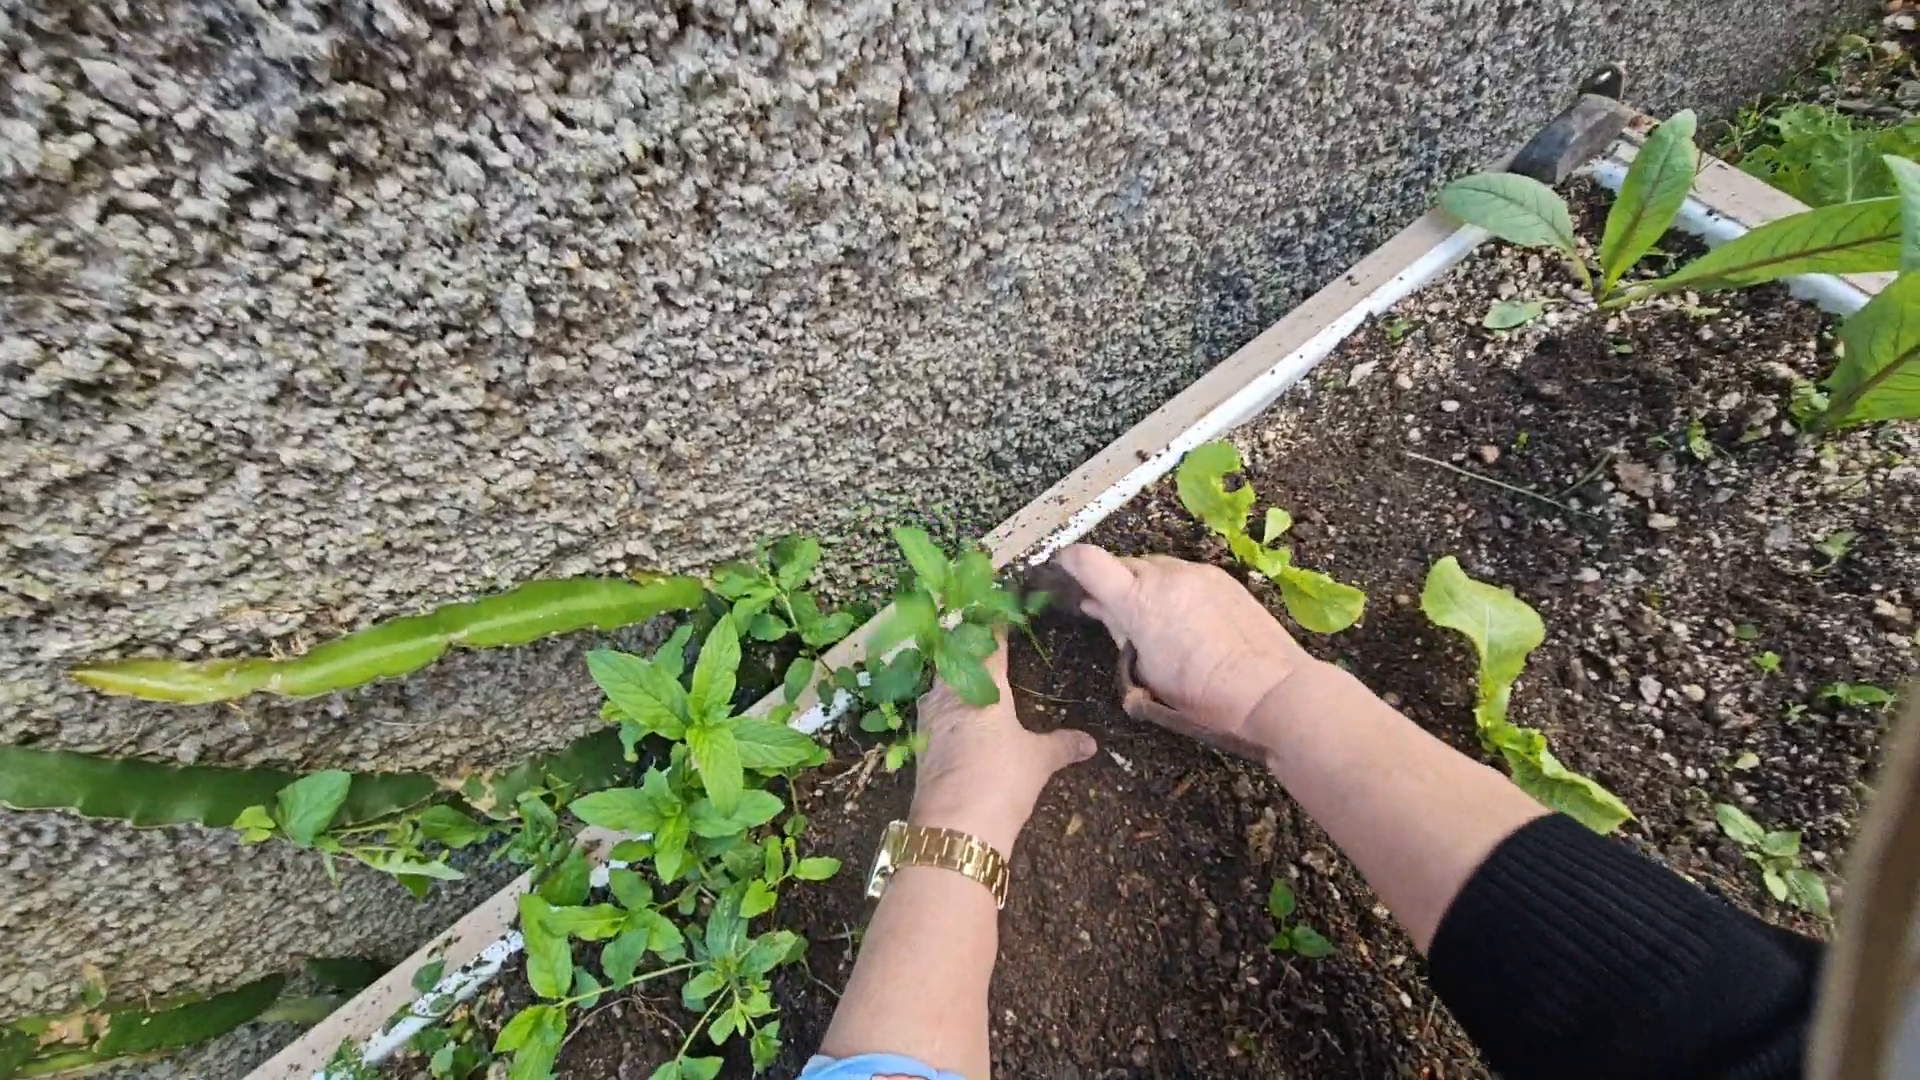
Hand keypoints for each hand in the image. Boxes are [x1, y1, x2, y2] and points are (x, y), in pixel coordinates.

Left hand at [908, 632, 1096, 853]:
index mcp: (983, 685)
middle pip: (956, 655)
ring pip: (939, 678)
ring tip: (969, 667)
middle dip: (969, 643)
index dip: (995, 627)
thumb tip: (1091, 743)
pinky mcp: (919, 738)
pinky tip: (953, 707)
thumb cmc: (1001, 780)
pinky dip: (943, 698)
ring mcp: (930, 714)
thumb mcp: (1038, 761)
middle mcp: (950, 691)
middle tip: (983, 635)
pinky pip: (931, 705)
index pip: (989, 644)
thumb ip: (1062, 745)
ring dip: (953, 669)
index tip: (1001, 613)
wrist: (954, 825)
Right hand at [1052, 544, 1310, 755]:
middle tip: (1109, 609)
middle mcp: (1164, 576)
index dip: (1069, 560)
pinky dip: (1171, 586)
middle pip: (1122, 564)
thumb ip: (1120, 632)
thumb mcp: (1147, 671)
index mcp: (1138, 601)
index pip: (1089, 561)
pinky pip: (1182, 572)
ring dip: (1142, 583)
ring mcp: (1195, 572)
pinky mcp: (1220, 576)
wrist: (1271, 689)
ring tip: (1150, 615)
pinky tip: (1182, 615)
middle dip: (1111, 582)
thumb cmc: (1202, 693)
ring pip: (1153, 566)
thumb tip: (1098, 608)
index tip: (1061, 567)